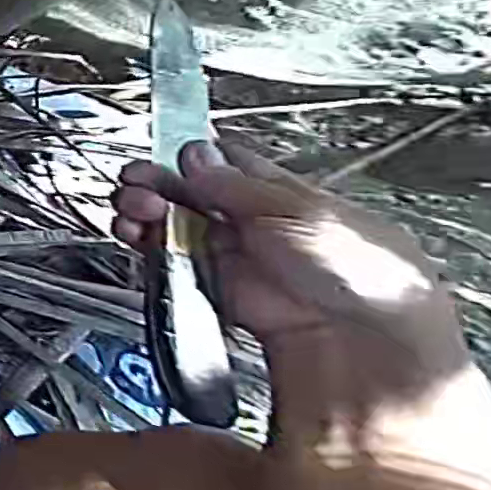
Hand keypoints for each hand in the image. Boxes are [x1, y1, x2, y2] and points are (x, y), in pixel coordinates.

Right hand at [112, 140, 457, 362]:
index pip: (225, 163)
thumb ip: (236, 183)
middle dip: (155, 178)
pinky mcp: (199, 274)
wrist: (349, 337)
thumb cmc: (356, 273)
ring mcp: (221, 247)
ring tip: (139, 205)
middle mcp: (245, 219)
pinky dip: (137, 236)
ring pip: (164, 215)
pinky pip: (157, 248)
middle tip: (139, 177)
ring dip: (141, 204)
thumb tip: (196, 155)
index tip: (171, 152)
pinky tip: (133, 229)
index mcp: (278, 194)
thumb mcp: (298, 210)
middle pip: (183, 187)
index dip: (194, 155)